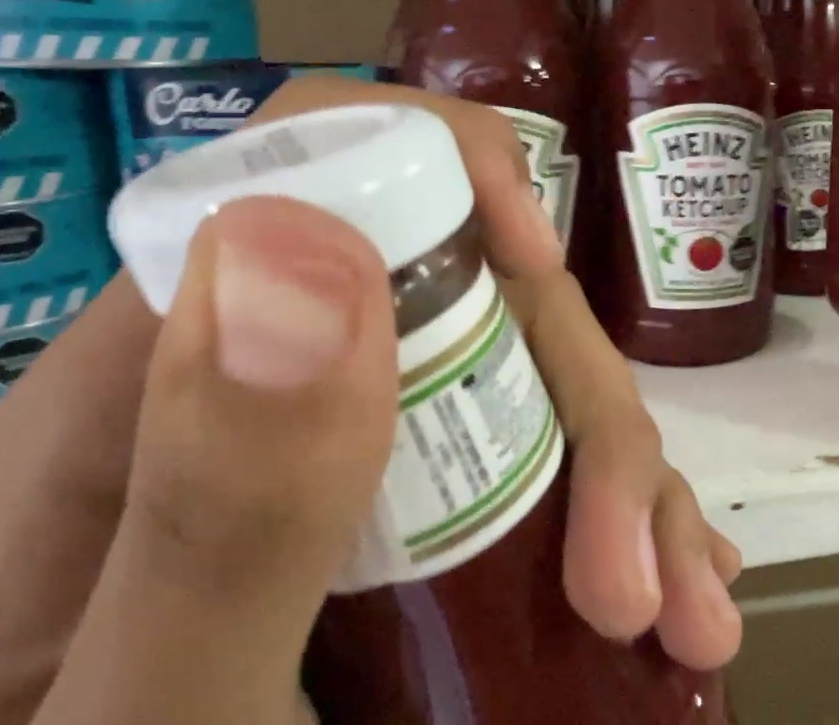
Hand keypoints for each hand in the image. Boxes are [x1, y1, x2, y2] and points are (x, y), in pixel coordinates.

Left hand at [0, 78, 740, 724]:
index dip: (449, 169)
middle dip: (585, 404)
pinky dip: (630, 513)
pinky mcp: (417, 519)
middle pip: (475, 295)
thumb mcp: (148, 716)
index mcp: (157, 382)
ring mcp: (356, 453)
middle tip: (631, 582)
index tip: (542, 271)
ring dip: (633, 480)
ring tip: (691, 615)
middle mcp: (269, 388)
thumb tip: (296, 231)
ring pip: (535, 382)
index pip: (313, 172)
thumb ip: (220, 498)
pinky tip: (674, 580)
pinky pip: (549, 462)